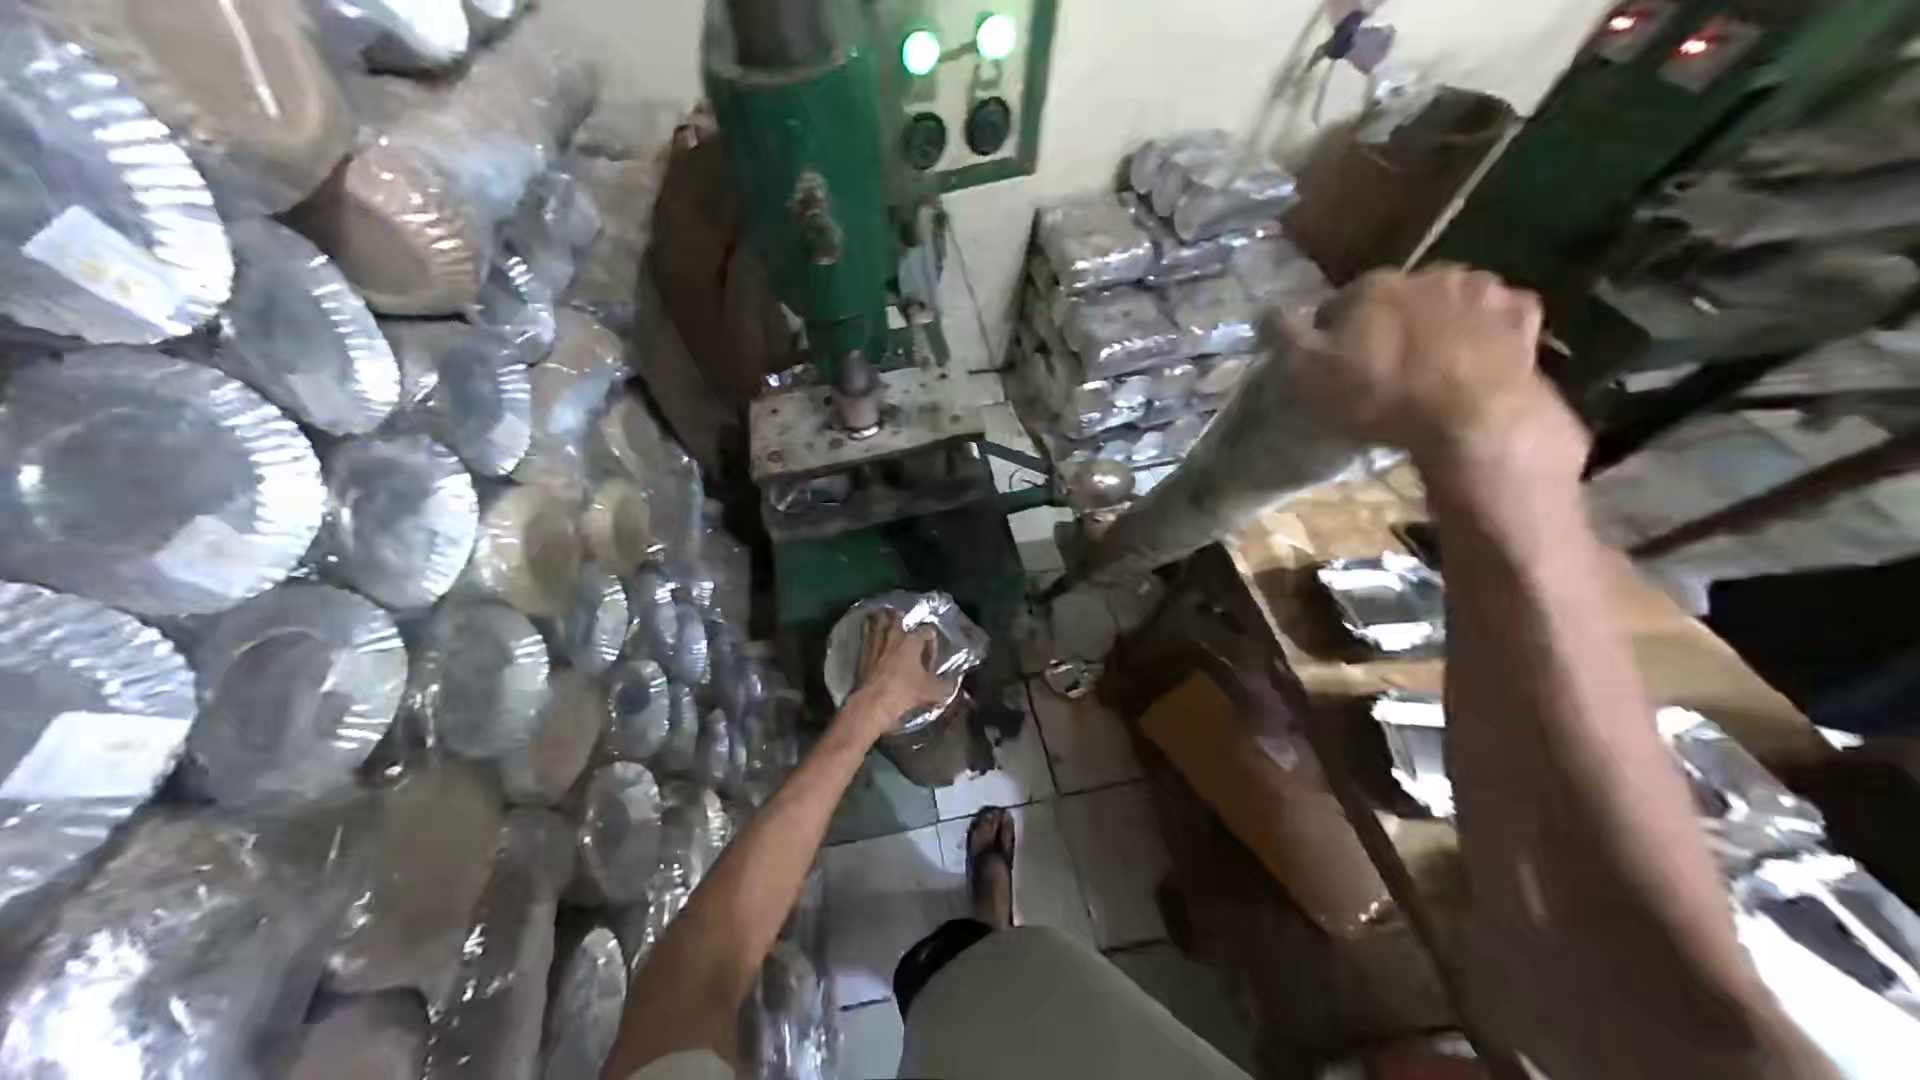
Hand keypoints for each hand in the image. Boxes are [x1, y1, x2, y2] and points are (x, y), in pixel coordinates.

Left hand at [842, 614, 953, 741]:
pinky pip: (865, 634)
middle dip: (901, 618)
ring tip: (883, 615)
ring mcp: (876, 642)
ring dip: (881, 617)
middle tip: (904, 622)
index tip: (930, 654)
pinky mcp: (863, 652)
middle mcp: (894, 636)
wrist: (873, 702)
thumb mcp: (932, 691)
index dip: (931, 641)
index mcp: (913, 641)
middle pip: (898, 617)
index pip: (927, 630)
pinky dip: (867, 629)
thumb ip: (946, 685)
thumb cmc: (904, 693)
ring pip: (878, 621)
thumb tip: (953, 683)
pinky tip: (868, 630)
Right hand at [1276, 264, 1587, 483]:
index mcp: (1374, 286)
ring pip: (1448, 303)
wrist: (1468, 416)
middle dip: (1389, 324)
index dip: (1335, 334)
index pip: (1341, 303)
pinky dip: (1484, 332)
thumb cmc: (1378, 393)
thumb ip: (1283, 337)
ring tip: (1431, 366)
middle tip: (1384, 366)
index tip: (1335, 365)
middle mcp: (1428, 274)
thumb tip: (1266, 310)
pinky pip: (1495, 317)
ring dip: (1438, 324)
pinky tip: (1473, 360)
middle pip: (1397, 299)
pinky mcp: (1521, 315)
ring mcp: (1481, 290)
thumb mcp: (1306, 373)